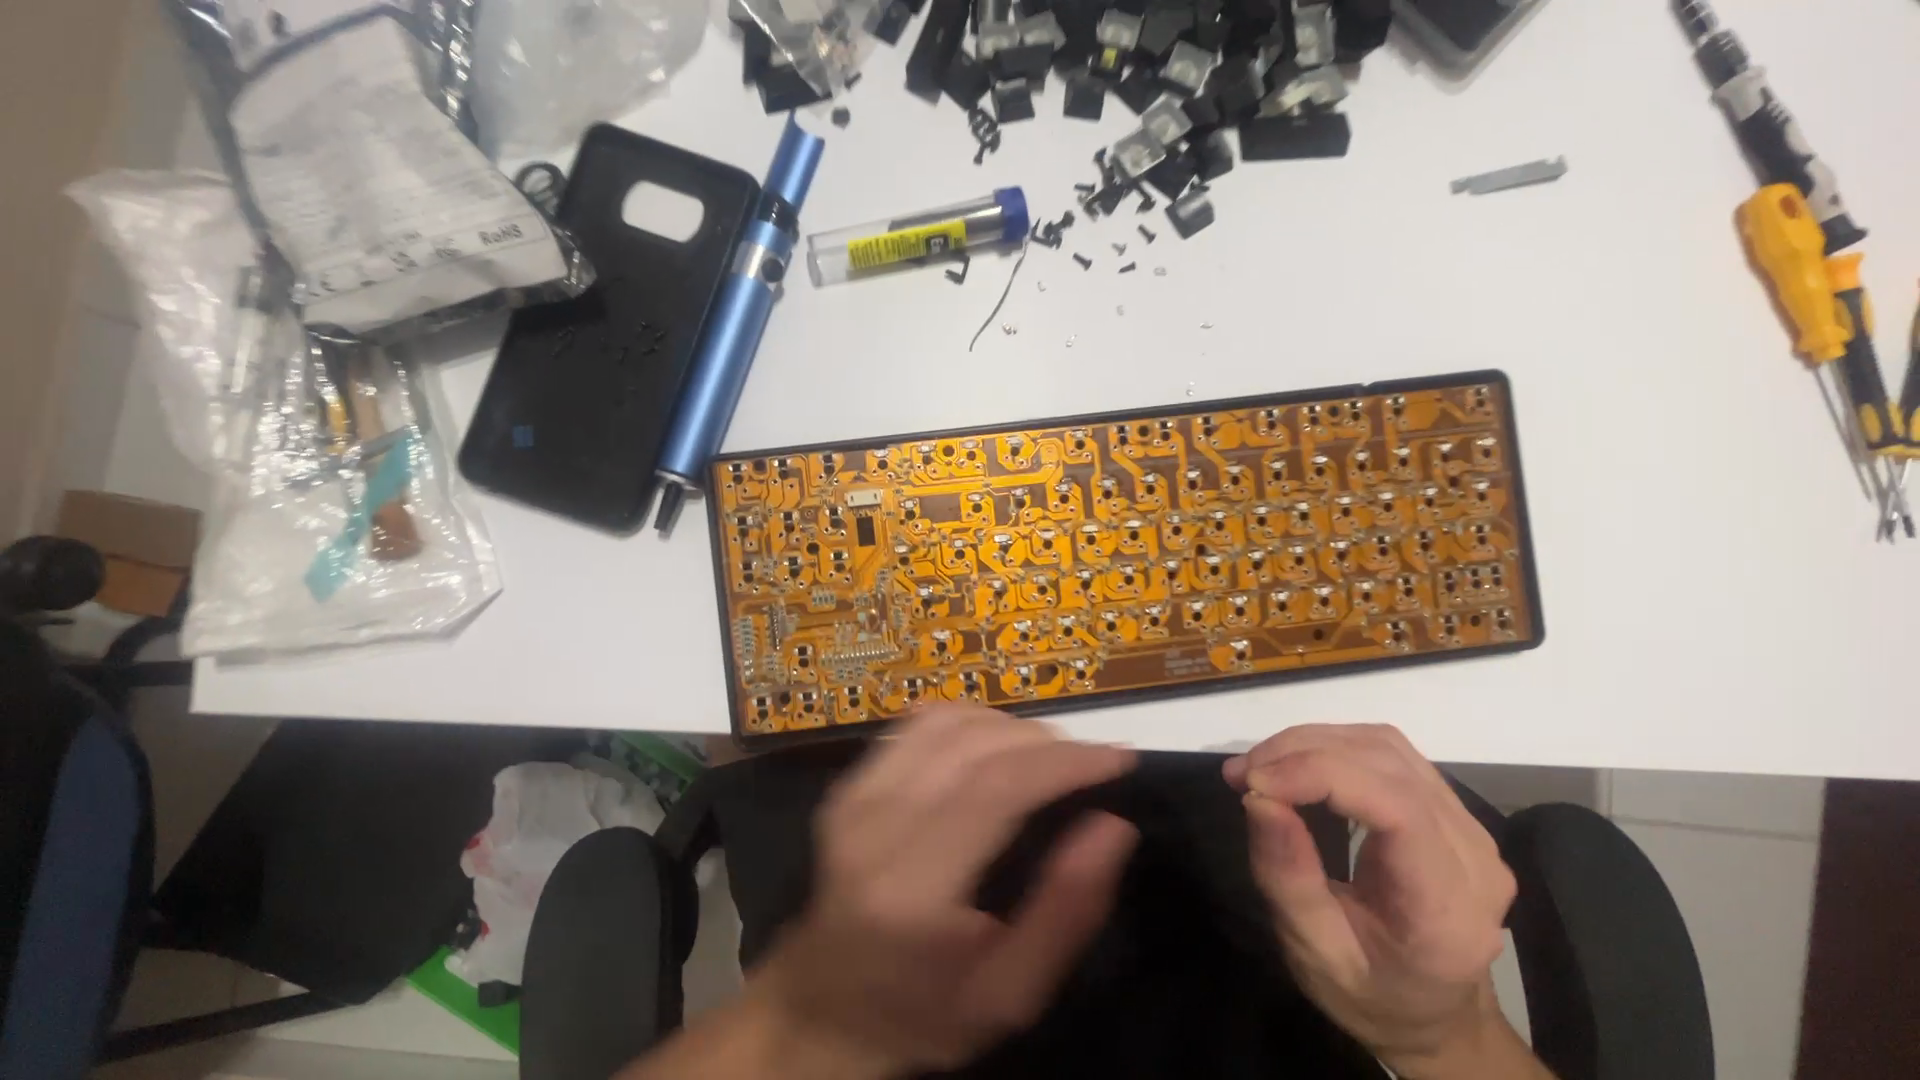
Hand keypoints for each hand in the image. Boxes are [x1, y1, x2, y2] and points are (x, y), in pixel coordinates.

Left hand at [751, 706, 1139, 1078]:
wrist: (823, 1011)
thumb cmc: (925, 1014)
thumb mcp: (1011, 994)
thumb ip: (1065, 910)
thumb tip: (1113, 824)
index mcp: (912, 888)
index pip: (997, 788)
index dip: (1065, 762)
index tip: (1120, 758)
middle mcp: (873, 826)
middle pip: (974, 745)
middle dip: (1047, 741)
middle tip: (1092, 764)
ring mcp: (852, 799)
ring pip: (946, 722)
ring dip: (1011, 726)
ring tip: (1052, 756)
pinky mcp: (846, 786)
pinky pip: (916, 725)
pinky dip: (970, 721)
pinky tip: (998, 745)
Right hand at [1225, 725, 1521, 1077]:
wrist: (1435, 1017)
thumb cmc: (1372, 996)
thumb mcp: (1316, 955)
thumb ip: (1288, 878)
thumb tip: (1257, 797)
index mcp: (1447, 905)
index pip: (1396, 806)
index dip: (1320, 775)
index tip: (1252, 783)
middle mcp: (1473, 853)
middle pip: (1389, 763)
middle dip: (1303, 753)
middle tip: (1241, 774)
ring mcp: (1469, 826)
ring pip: (1387, 746)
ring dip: (1313, 744)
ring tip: (1260, 768)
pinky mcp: (1451, 810)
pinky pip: (1390, 754)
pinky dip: (1332, 748)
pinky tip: (1296, 767)